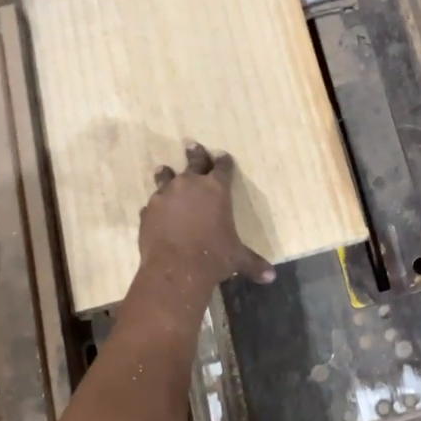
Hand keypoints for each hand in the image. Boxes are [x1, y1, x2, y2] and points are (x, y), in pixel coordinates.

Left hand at [139, 141, 276, 286]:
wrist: (176, 268)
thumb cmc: (213, 257)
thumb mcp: (238, 259)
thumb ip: (253, 263)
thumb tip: (271, 277)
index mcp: (217, 190)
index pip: (223, 169)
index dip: (224, 162)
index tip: (223, 156)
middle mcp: (191, 186)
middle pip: (193, 162)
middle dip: (195, 153)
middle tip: (191, 143)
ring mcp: (166, 196)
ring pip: (166, 177)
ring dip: (167, 174)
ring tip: (164, 169)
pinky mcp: (148, 210)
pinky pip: (152, 204)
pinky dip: (156, 206)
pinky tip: (154, 210)